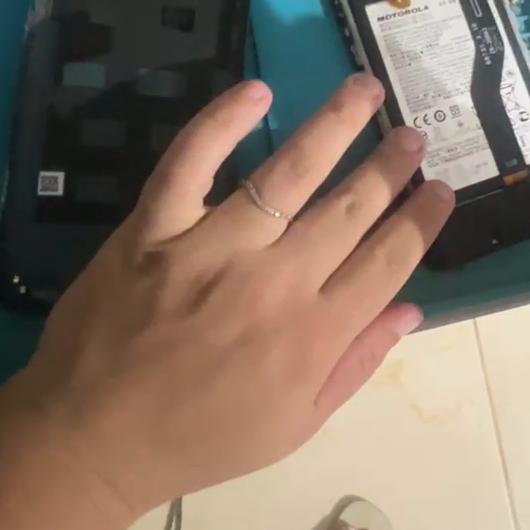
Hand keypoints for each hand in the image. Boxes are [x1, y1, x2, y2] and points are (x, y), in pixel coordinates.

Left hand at [11, 75, 452, 517]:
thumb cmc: (201, 437)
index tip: (441, 187)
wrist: (89, 440)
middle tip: (414, 131)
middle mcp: (273, 284)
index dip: (421, 220)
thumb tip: (413, 308)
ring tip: (366, 89)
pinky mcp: (154, 229)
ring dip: (334, 126)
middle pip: (349, 209)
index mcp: (312, 336)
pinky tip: (257, 92)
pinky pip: (190, 163)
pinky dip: (221, 123)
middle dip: (390, 166)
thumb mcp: (295, 425)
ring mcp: (210, 249)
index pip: (387, 261)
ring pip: (287, 174)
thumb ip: (357, 363)